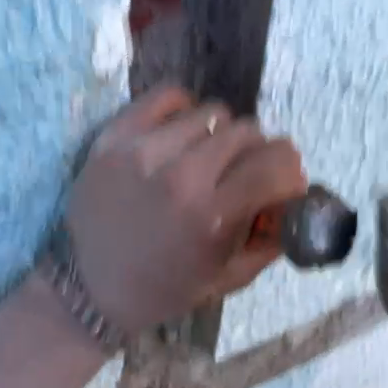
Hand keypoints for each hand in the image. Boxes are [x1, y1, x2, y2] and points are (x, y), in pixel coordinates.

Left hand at [65, 86, 307, 335]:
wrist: (91, 289)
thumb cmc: (164, 290)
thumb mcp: (225, 280)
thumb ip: (268, 242)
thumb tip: (296, 203)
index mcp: (213, 219)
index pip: (277, 163)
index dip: (290, 172)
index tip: (284, 183)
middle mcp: (182, 178)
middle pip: (248, 132)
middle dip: (257, 154)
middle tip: (243, 174)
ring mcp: (144, 152)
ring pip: (212, 113)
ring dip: (220, 135)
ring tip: (207, 159)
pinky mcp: (115, 136)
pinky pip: (169, 97)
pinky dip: (185, 112)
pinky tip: (181, 136)